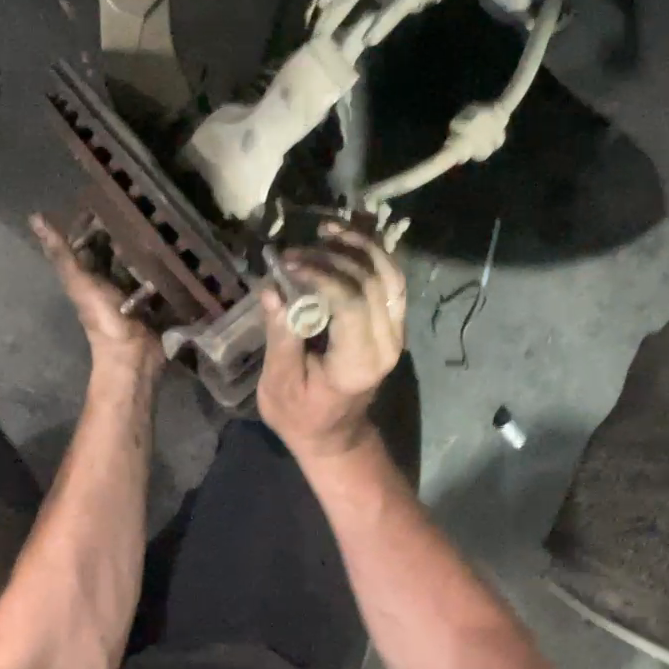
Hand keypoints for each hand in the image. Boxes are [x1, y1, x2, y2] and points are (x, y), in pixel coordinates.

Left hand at [30, 213, 163, 375]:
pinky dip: (165, 269)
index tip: (110, 194)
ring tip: (162, 221)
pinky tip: (176, 249)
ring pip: (138, 262)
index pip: (88, 241)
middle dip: (125, 231)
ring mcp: (132, 292)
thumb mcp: (79, 280)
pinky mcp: (154, 301)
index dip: (94, 221)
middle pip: (115, 250)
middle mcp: (108, 281)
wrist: (132, 354)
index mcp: (87, 276)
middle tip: (142, 205)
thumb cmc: (102, 317)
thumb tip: (34, 218)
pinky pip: (159, 280)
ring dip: (147, 247)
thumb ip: (61, 252)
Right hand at [257, 223, 405, 459]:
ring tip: (325, 230)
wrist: (336, 437)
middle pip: (372, 281)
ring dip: (359, 247)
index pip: (352, 302)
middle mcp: (386, 345)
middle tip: (295, 252)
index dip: (321, 275)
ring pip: (390, 274)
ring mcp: (395, 334)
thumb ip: (281, 336)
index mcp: (358, 363)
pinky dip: (371, 257)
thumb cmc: (301, 416)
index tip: (288, 264)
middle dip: (333, 257)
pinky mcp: (392, 326)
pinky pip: (391, 281)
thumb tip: (272, 289)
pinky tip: (346, 242)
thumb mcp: (280, 384)